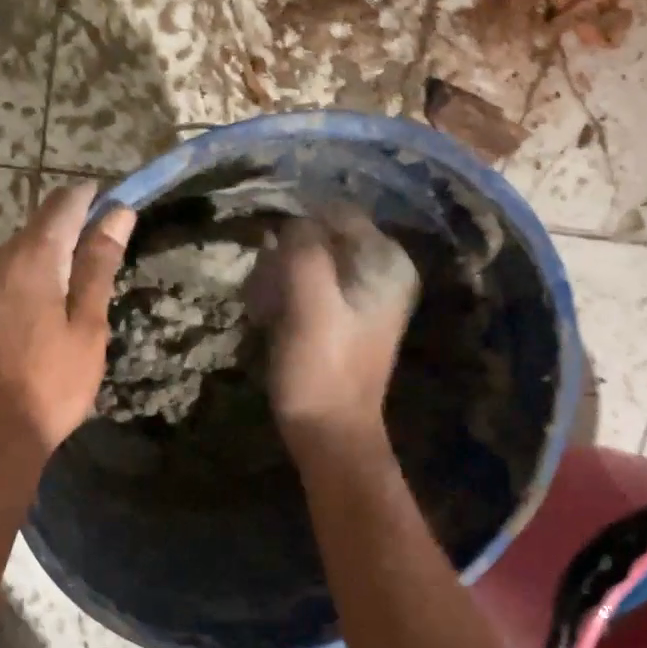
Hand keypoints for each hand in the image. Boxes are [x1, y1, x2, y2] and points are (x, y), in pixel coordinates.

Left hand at [0, 183, 136, 462]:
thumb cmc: (52, 385)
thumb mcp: (88, 326)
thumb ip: (98, 265)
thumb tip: (117, 213)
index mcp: (29, 258)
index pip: (63, 203)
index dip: (93, 200)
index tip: (118, 214)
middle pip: (38, 228)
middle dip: (71, 235)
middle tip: (102, 270)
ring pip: (17, 254)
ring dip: (46, 262)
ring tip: (73, 301)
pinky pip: (0, 279)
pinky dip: (24, 282)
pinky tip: (40, 317)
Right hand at [246, 203, 418, 442]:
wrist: (330, 434)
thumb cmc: (319, 370)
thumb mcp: (308, 304)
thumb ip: (303, 252)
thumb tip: (290, 224)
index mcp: (385, 261)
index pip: (334, 213)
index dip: (294, 228)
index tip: (264, 256)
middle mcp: (382, 271)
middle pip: (320, 238)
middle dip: (283, 257)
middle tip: (262, 291)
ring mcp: (363, 297)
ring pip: (308, 264)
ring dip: (277, 279)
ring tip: (261, 310)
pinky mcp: (343, 320)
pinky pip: (308, 288)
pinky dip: (284, 297)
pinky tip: (268, 320)